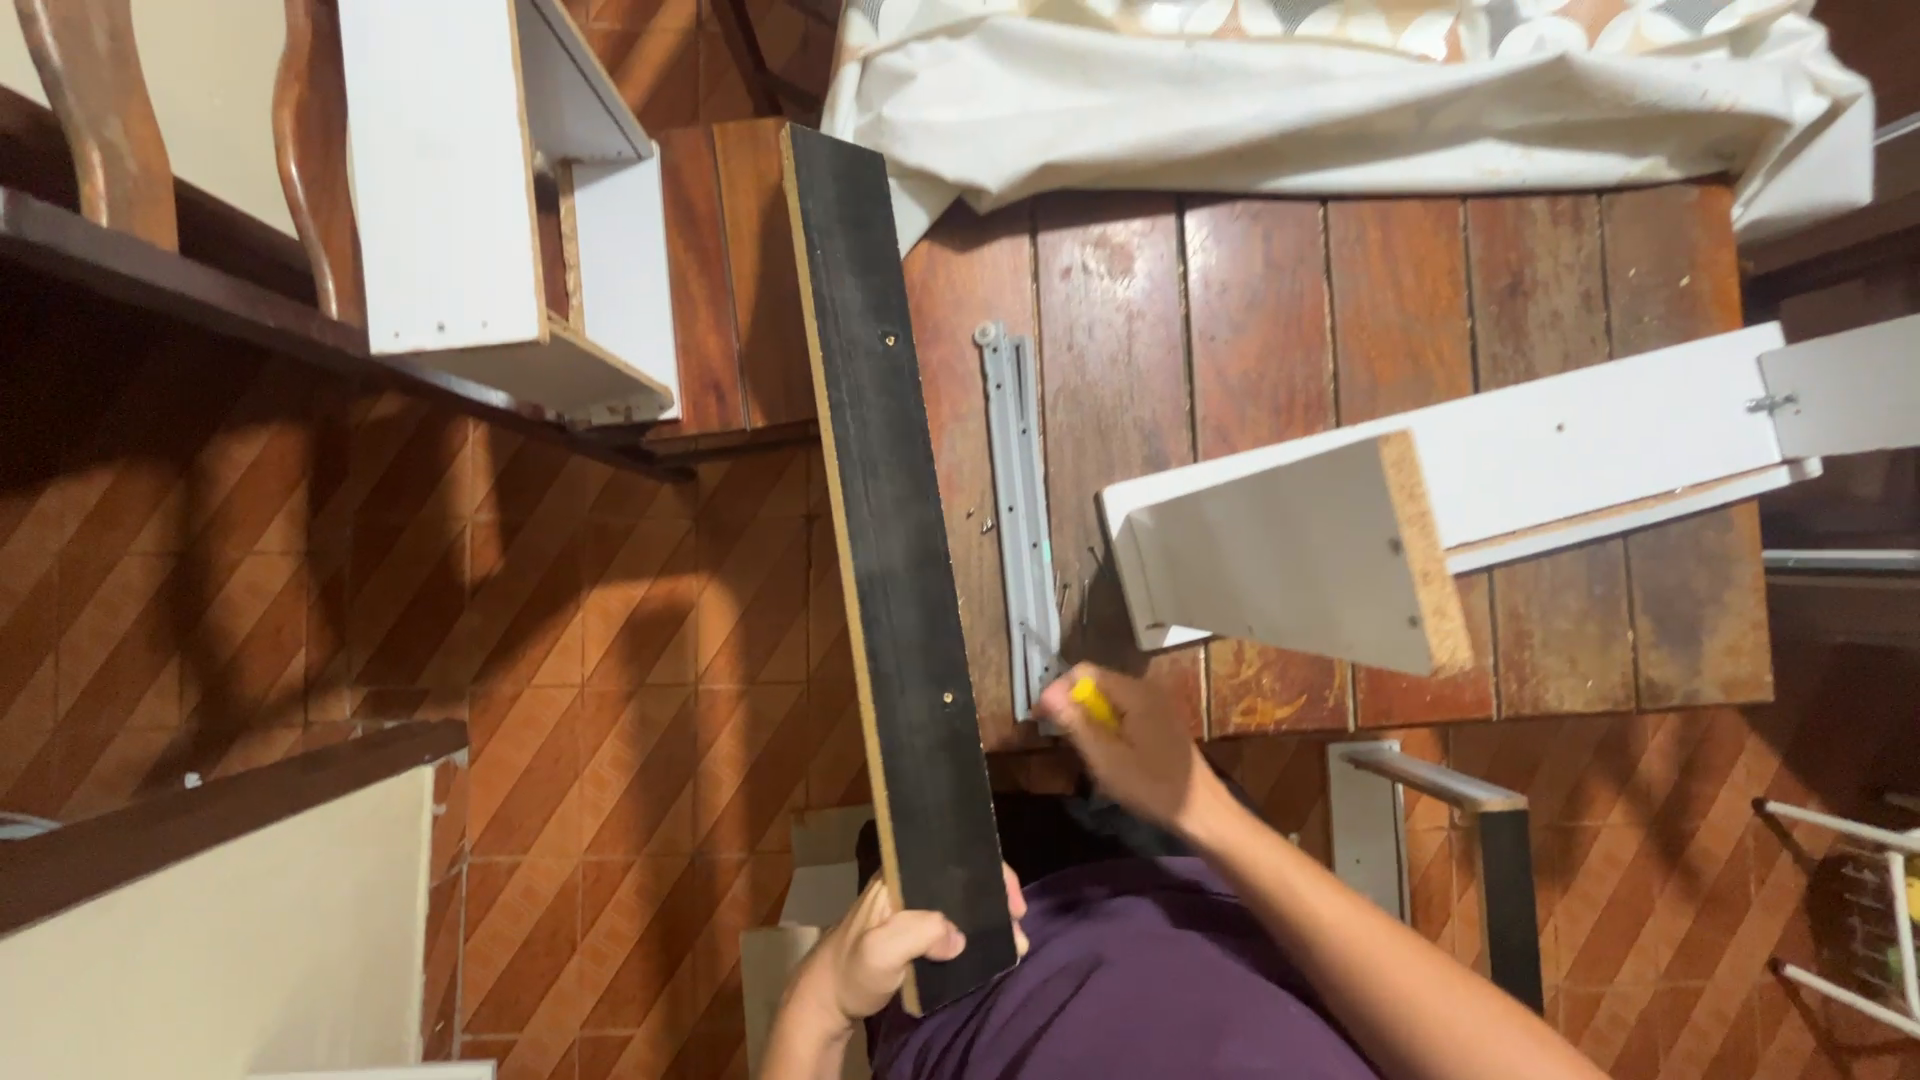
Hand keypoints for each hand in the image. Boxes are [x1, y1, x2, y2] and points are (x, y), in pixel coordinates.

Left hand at [791, 863, 1027, 1027]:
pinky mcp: (916, 930)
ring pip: (960, 900)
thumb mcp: (880, 950)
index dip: (986, 870)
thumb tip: (957, 936)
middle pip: (962, 876)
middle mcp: (910, 883)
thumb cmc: (851, 967)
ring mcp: (913, 906)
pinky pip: (953, 922)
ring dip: (987, 917)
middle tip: (1018, 921)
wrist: (827, 1000)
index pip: (952, 856)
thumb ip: (919, 933)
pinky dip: (973, 932)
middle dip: (994, 894)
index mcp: (900, 873)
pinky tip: (992, 947)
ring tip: (1014, 939)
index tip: (1011, 900)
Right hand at [1036, 663, 1224, 836]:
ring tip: (1082, 748)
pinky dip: (1108, 724)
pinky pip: (1124, 710)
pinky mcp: (1161, 719)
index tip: (1042, 718)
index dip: (1058, 690)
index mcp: (1136, 692)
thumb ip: (1076, 722)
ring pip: (1109, 698)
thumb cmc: (1152, 786)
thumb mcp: (1106, 758)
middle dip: (1073, 705)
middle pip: (1097, 682)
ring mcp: (1157, 703)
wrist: (1204, 812)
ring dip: (1089, 717)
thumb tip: (1047, 692)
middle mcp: (1147, 688)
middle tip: (1060, 737)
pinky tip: (1107, 751)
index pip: (1084, 672)